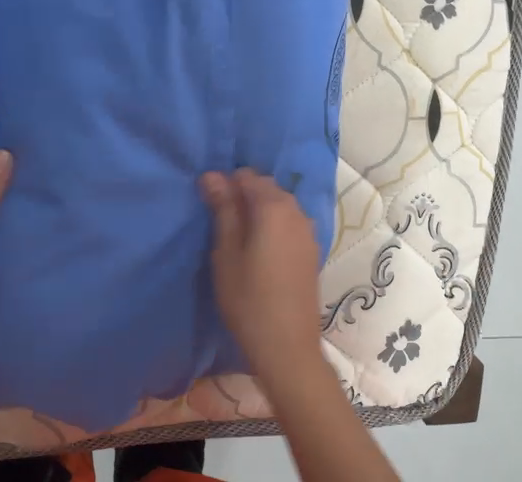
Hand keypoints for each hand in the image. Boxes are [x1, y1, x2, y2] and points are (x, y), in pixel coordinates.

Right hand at [200, 168, 325, 387]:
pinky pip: (290, 222)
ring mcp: (308, 231)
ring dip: (260, 210)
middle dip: (244, 195)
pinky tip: (261, 248)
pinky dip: (274, 225)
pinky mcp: (312, 250)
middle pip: (267, 188)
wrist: (288, 347)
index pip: (247, 176)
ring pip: (281, 205)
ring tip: (238, 236)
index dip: (226, 184)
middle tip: (220, 221)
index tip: (210, 206)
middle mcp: (296, 211)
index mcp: (274, 207)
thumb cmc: (248, 299)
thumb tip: (212, 175)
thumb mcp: (227, 253)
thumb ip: (223, 211)